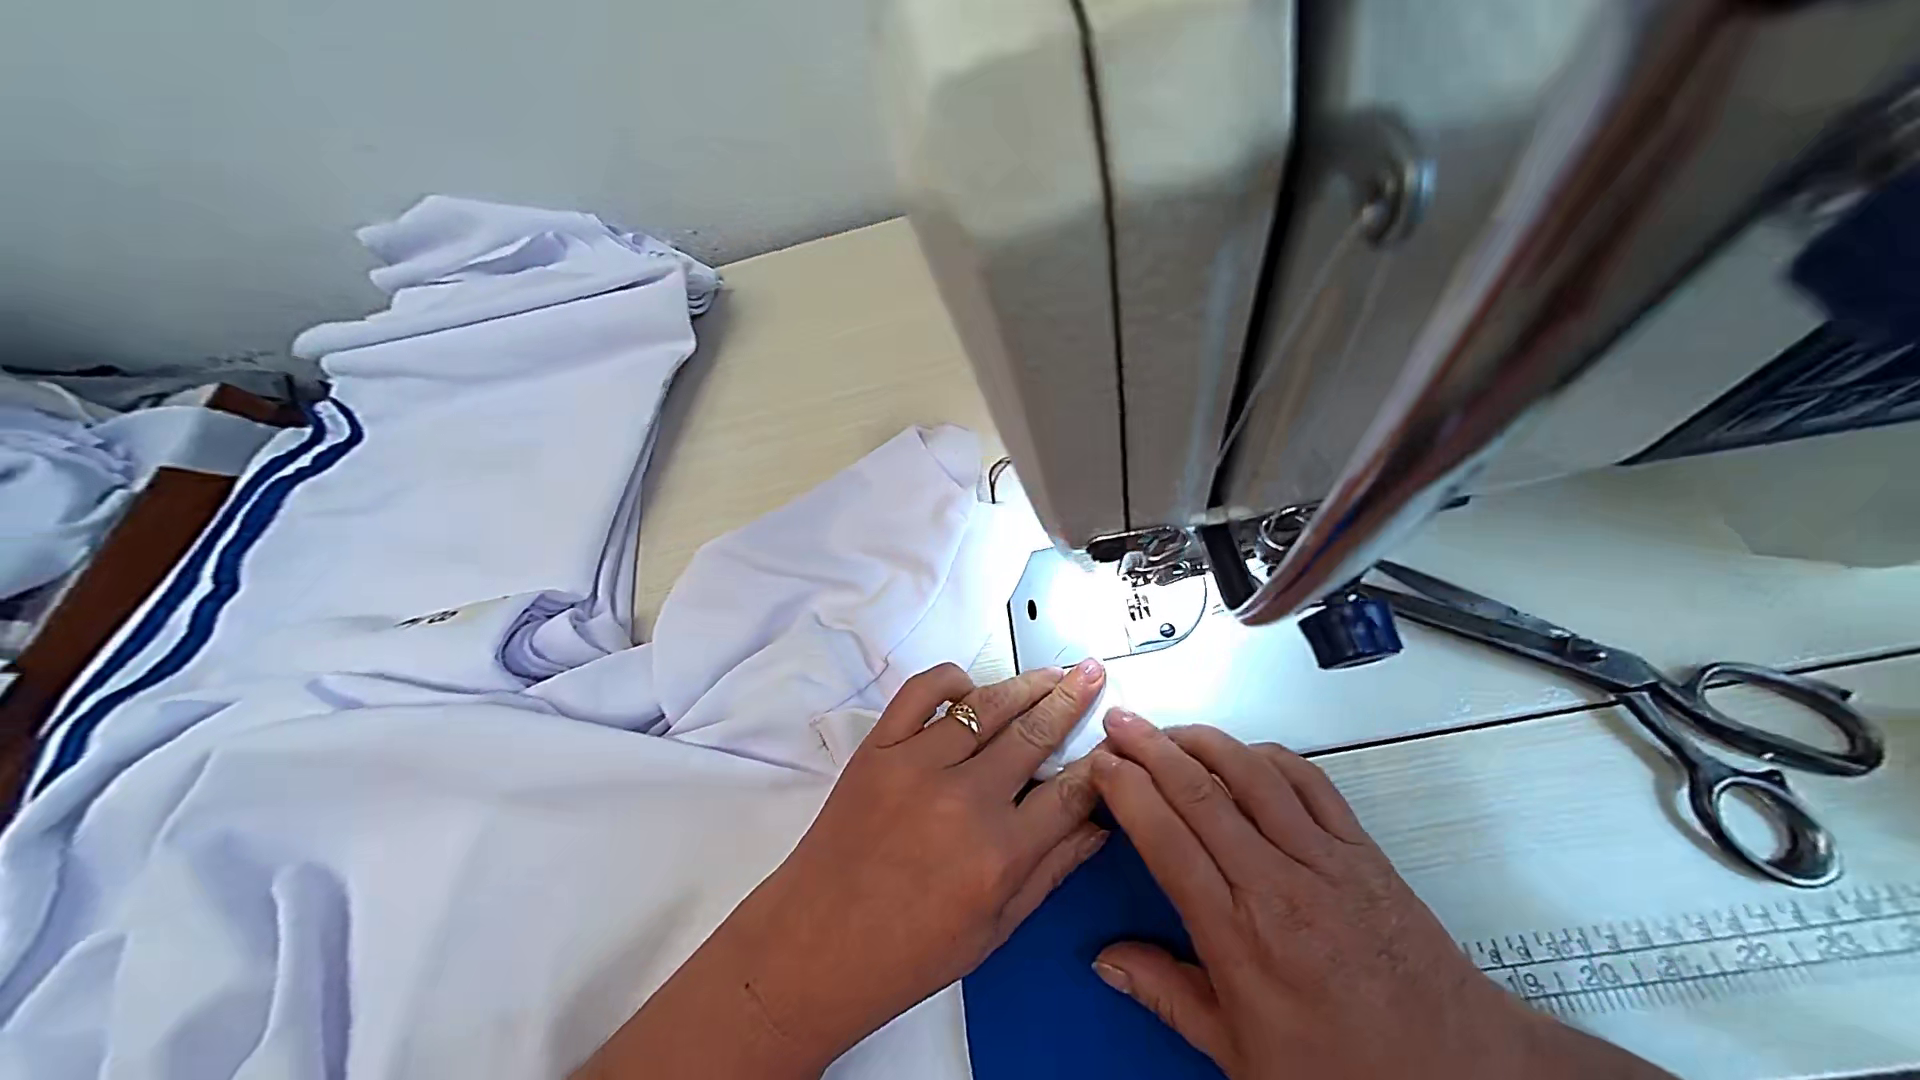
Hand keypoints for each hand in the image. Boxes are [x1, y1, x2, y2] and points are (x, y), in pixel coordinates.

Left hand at [579, 659, 1110, 1078]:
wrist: (814, 945)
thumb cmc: (909, 951)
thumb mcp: (995, 930)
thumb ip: (1052, 871)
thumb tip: (1100, 824)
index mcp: (999, 854)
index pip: (1071, 792)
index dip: (1101, 762)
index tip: (1114, 739)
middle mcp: (964, 800)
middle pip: (1034, 734)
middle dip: (1071, 700)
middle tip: (1092, 673)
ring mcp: (916, 765)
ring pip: (985, 706)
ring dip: (1025, 684)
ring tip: (1052, 671)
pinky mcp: (877, 748)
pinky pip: (919, 691)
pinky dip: (950, 678)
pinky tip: (971, 683)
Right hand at [1087, 712, 1673, 1079]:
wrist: (1460, 1075)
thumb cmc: (1341, 1072)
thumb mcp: (1238, 1055)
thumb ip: (1165, 994)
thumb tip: (1103, 960)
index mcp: (1239, 938)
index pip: (1166, 839)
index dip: (1126, 790)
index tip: (1100, 765)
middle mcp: (1278, 885)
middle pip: (1199, 792)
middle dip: (1149, 747)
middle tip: (1118, 724)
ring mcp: (1325, 860)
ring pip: (1252, 773)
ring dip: (1202, 740)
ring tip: (1167, 728)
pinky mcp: (1362, 849)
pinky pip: (1308, 780)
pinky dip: (1266, 755)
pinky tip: (1240, 751)